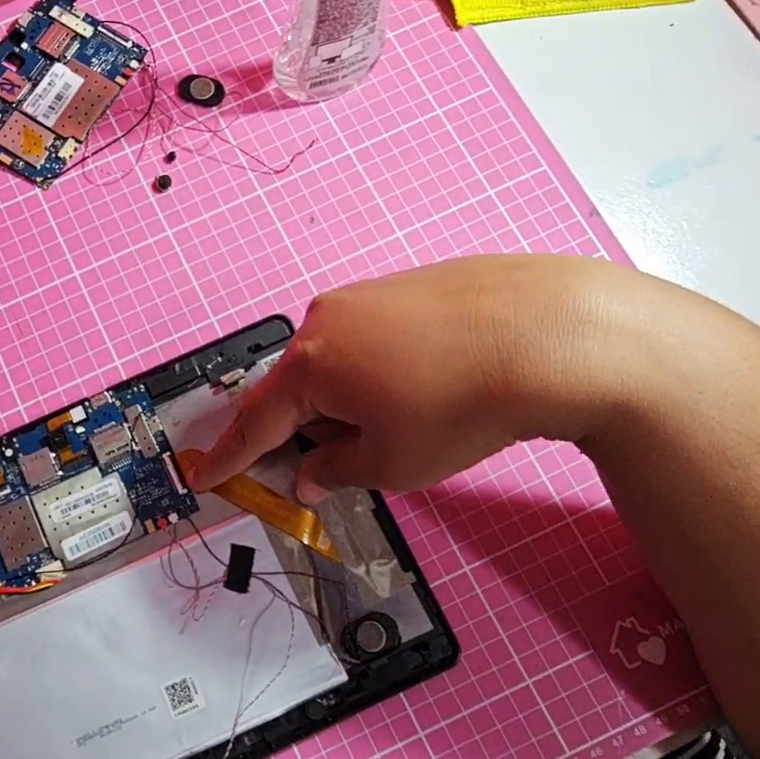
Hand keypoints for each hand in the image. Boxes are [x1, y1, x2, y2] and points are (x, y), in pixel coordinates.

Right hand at [186, 255, 685, 500]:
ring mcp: (369, 295)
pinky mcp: (408, 284)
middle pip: (297, 387)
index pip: (254, 421)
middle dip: (309, 429)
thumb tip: (311, 473)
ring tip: (401, 424)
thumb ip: (336, 471)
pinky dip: (379, 370)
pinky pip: (372, 335)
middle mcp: (328, 319)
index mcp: (310, 364)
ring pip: (337, 359)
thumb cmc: (460, 406)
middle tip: (338, 464)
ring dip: (348, 399)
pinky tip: (425, 386)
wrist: (552, 334)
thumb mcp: (392, 463)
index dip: (230, 456)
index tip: (207, 474)